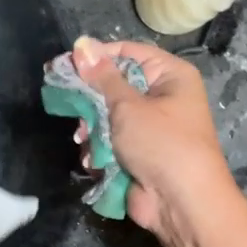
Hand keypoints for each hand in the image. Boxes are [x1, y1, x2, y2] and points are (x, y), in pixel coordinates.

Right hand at [71, 37, 237, 240]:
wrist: (181, 201)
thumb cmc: (161, 143)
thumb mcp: (128, 106)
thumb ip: (101, 77)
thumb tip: (82, 45)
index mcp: (170, 76)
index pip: (128, 53)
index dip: (96, 57)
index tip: (64, 64)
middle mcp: (162, 97)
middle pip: (114, 86)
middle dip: (90, 100)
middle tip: (69, 106)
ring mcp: (149, 127)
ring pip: (107, 116)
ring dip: (92, 129)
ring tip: (84, 139)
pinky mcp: (138, 153)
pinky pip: (109, 142)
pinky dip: (98, 150)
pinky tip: (94, 160)